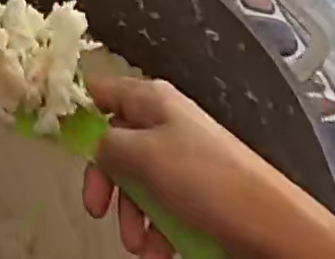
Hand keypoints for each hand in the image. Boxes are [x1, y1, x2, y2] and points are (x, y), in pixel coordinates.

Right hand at [80, 77, 334, 258]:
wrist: (275, 229)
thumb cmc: (206, 181)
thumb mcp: (144, 156)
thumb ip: (108, 144)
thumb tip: (95, 142)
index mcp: (150, 99)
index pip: (101, 90)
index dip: (78, 109)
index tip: (59, 137)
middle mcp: (163, 121)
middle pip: (115, 142)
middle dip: (106, 181)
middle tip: (98, 210)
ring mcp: (180, 157)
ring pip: (137, 181)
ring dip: (131, 215)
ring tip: (141, 246)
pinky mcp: (196, 192)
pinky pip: (161, 205)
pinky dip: (155, 230)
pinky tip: (159, 252)